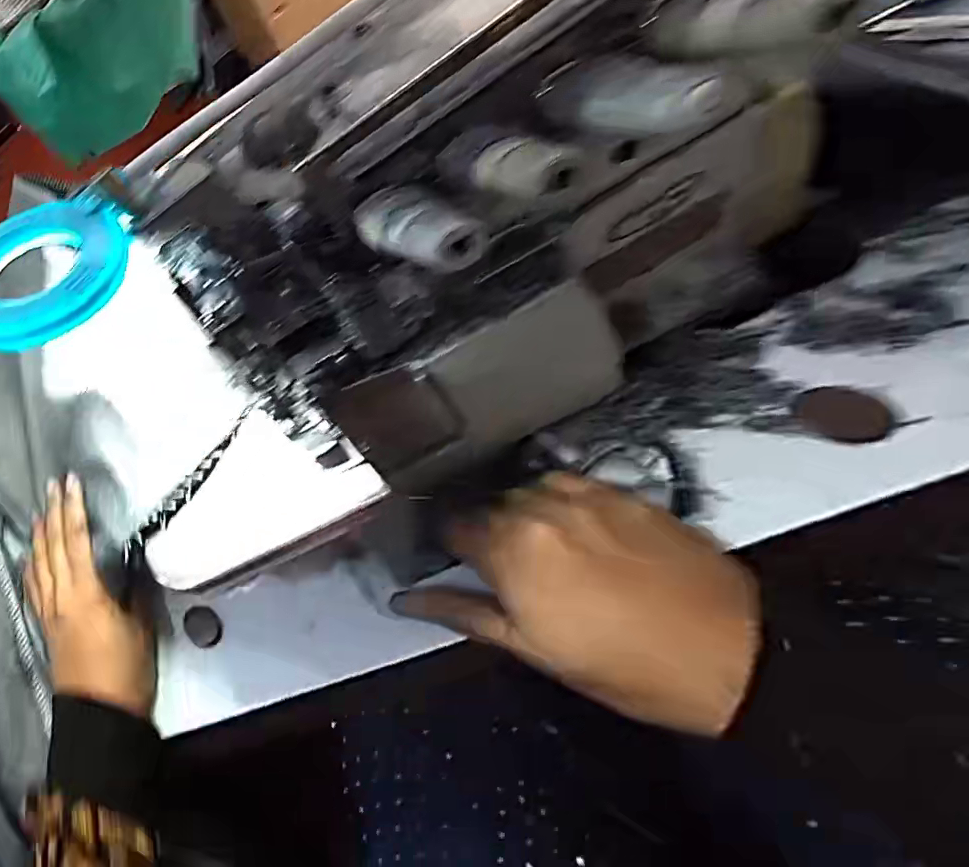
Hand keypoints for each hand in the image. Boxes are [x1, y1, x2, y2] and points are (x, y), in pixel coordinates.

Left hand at [24, 474, 155, 718]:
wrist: (99, 719)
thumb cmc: (127, 674)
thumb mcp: (140, 629)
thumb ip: (131, 593)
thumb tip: (127, 567)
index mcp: (86, 592)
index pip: (76, 539)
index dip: (73, 508)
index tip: (70, 482)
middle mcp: (61, 596)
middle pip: (52, 545)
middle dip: (52, 511)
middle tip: (52, 485)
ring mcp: (49, 611)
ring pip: (39, 562)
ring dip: (38, 534)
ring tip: (39, 511)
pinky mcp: (45, 626)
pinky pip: (33, 586)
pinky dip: (30, 565)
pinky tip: (28, 556)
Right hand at [392, 472, 759, 736]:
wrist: (745, 661)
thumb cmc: (625, 664)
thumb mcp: (531, 648)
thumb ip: (459, 611)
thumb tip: (401, 600)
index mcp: (505, 546)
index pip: (448, 527)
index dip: (450, 547)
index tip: (460, 563)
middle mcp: (535, 508)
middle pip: (485, 507)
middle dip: (489, 532)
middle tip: (511, 567)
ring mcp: (582, 496)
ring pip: (525, 492)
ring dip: (525, 513)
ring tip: (550, 547)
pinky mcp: (623, 493)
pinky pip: (570, 484)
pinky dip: (564, 502)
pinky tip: (582, 530)